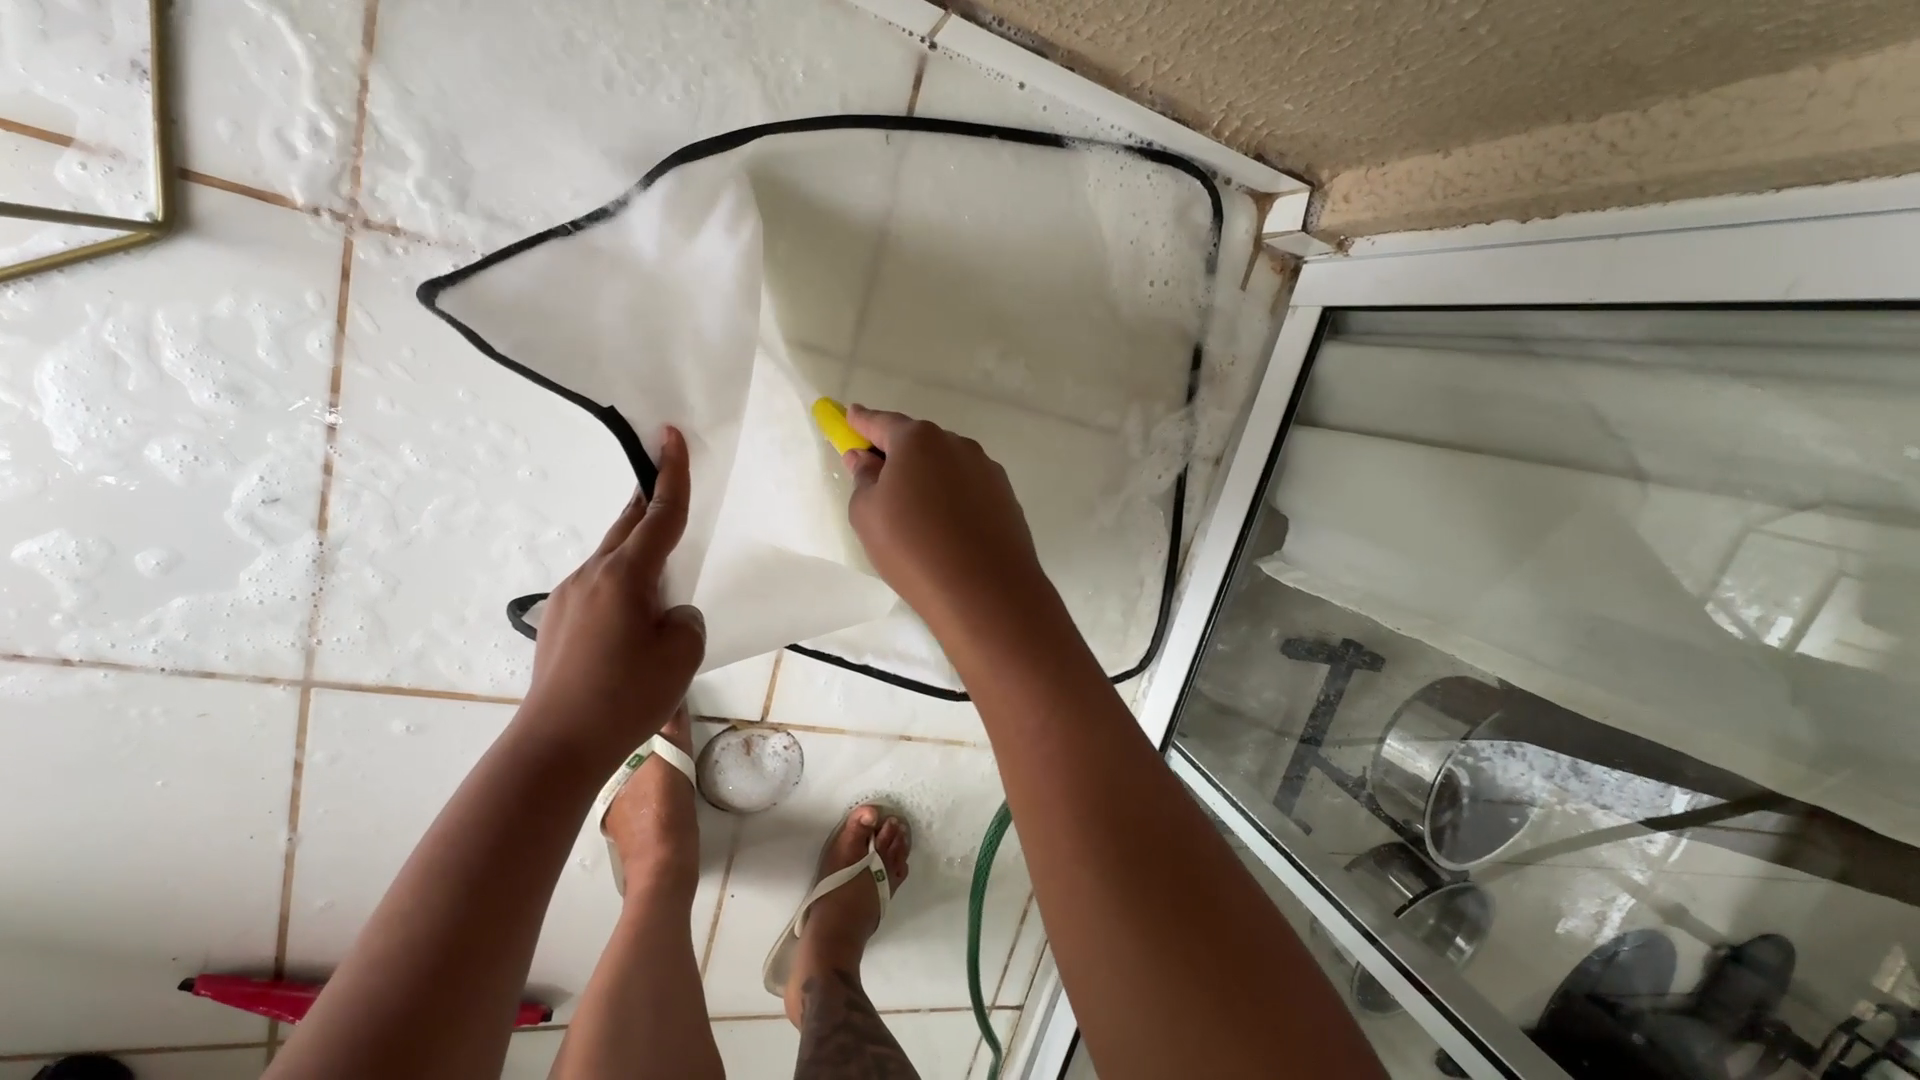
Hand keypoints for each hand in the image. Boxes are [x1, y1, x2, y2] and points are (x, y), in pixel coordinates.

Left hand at [524, 426, 705, 747]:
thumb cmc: (626, 696)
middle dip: (650, 501)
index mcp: (625, 576)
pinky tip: (633, 620)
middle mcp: (591, 576)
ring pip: (611, 559)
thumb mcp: (681, 655)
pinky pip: (598, 588)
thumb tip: (667, 613)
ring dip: (638, 553)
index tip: (671, 435)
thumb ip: (685, 619)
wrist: (556, 744)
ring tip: (662, 576)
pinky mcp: (558, 622)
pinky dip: (622, 586)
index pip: (659, 515)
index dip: (673, 475)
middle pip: (628, 526)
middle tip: (667, 480)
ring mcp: (568, 598)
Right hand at [841, 405, 1048, 634]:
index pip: (882, 423)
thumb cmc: (912, 547)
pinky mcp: (1006, 499)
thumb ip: (863, 478)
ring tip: (914, 514)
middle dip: (897, 454)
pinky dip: (951, 499)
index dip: (862, 422)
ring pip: (946, 466)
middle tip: (877, 477)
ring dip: (927, 479)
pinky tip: (945, 528)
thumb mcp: (867, 513)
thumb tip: (865, 458)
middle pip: (919, 443)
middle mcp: (957, 445)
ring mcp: (987, 471)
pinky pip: (968, 490)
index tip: (849, 416)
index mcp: (919, 440)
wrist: (985, 591)